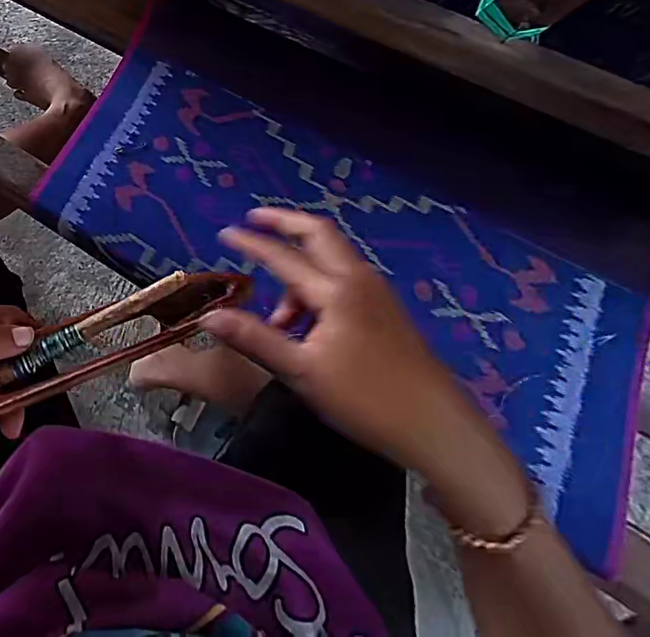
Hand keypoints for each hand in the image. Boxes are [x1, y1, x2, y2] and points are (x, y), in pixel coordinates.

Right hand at [204, 208, 532, 537]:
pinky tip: (310, 324)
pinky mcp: (387, 310)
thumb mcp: (302, 373)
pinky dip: (319, 283)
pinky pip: (345, 278)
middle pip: (318, 232)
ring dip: (301, 264)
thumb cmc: (367, 400)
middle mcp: (357, 279)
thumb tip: (210, 317)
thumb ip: (255, 339)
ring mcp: (377, 292)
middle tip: (255, 221)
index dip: (251, 242)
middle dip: (285, 222)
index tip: (224, 233)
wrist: (439, 429)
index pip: (283, 255)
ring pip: (332, 258)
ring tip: (279, 315)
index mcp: (335, 290)